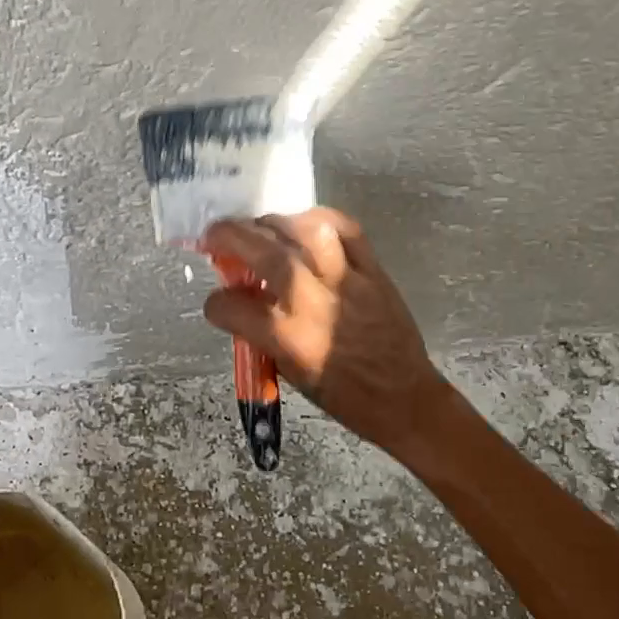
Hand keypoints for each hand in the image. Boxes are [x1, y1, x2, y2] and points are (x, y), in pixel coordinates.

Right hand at [201, 208, 449, 453]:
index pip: (230, 305)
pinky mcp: (373, 270)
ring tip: (262, 229)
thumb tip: (238, 294)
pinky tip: (304, 226)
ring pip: (303, 229)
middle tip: (215, 235)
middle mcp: (313, 303)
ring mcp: (346, 281)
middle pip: (263, 251)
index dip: (216, 303)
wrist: (404, 399)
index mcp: (287, 338)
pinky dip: (319, 219)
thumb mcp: (287, 369)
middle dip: (228, 236)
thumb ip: (259, 329)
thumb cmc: (342, 394)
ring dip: (273, 223)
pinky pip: (345, 228)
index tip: (218, 303)